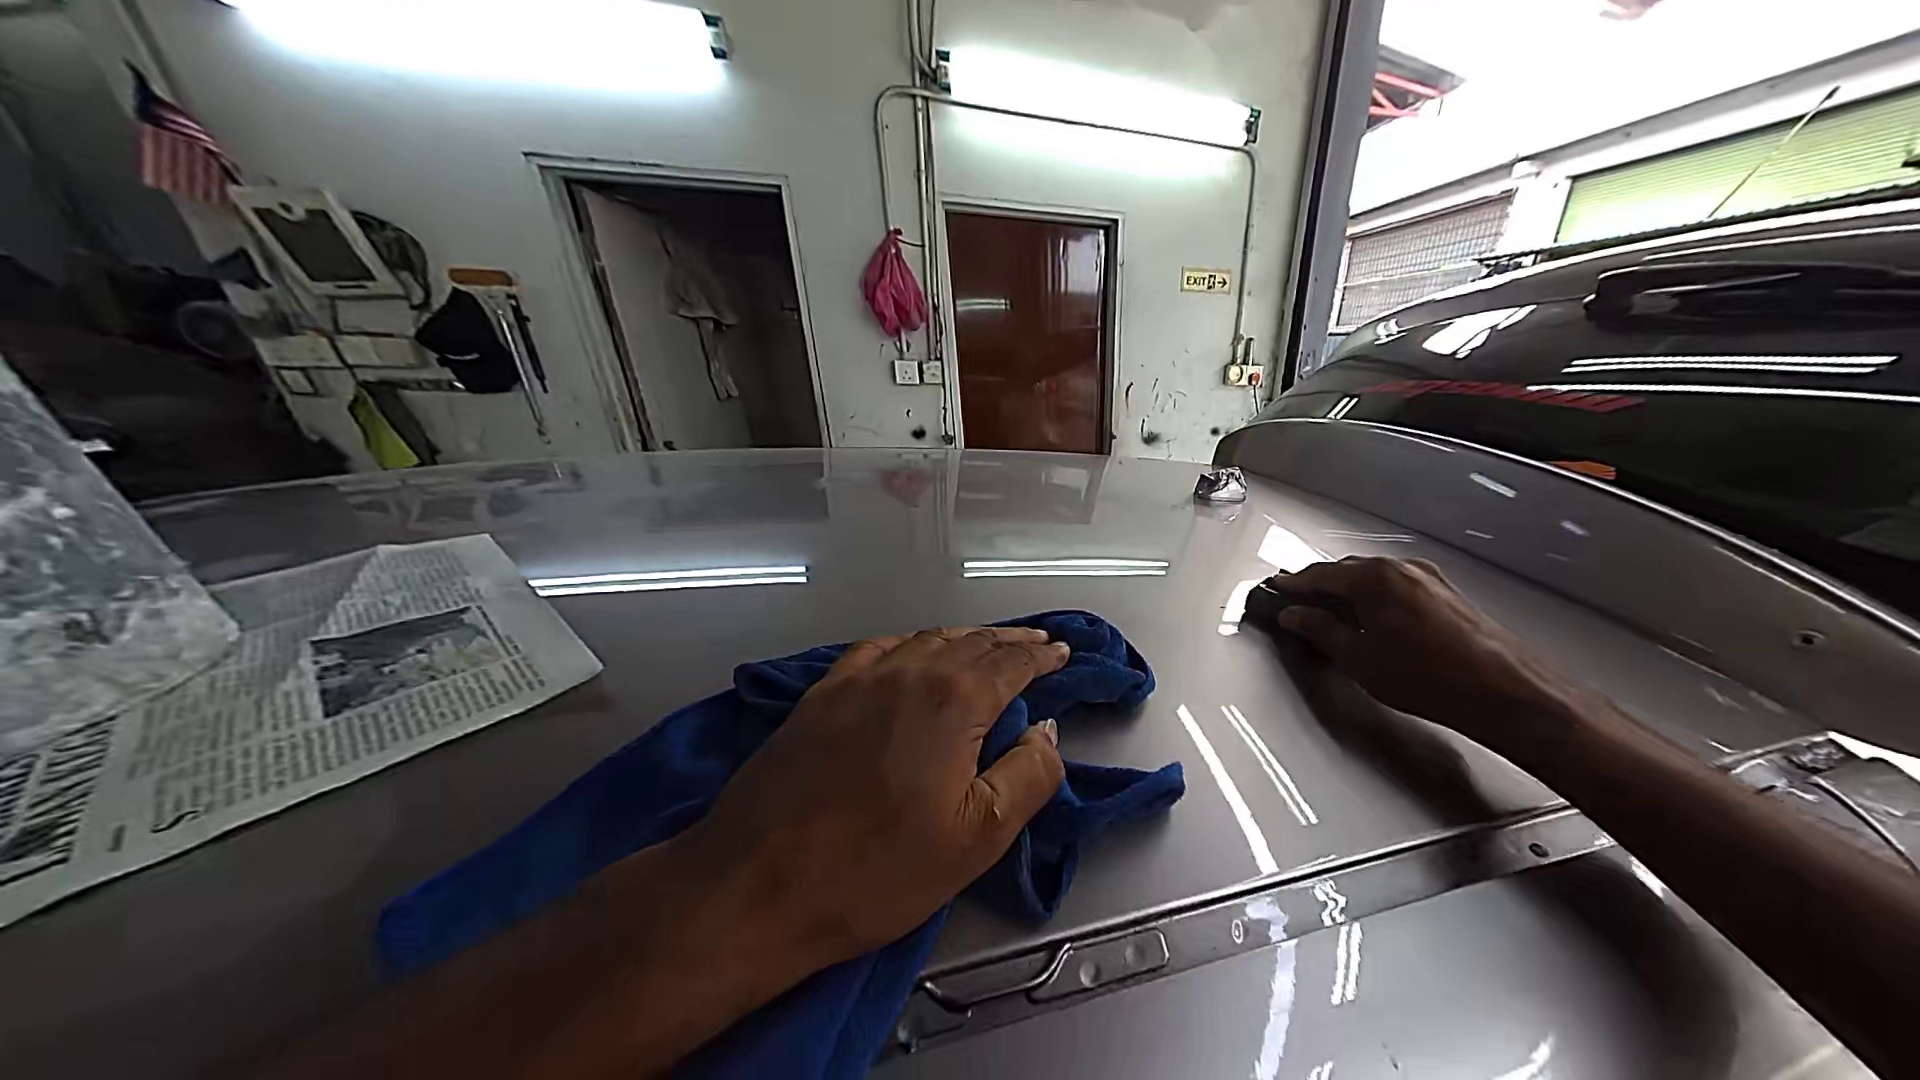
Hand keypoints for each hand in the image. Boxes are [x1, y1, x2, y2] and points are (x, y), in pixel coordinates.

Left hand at [677, 626, 1069, 970]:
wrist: (757, 883)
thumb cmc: (876, 869)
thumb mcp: (978, 837)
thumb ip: (1028, 775)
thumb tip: (1046, 728)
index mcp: (953, 701)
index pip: (1010, 665)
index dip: (1041, 658)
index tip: (1061, 653)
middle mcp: (908, 673)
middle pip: (971, 644)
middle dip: (1009, 642)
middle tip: (1036, 644)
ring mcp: (858, 679)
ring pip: (925, 640)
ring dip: (963, 638)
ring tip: (985, 644)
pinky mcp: (821, 695)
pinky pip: (876, 649)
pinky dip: (908, 643)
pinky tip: (910, 651)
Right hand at [1268, 557, 1575, 743]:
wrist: (1507, 694)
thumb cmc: (1439, 678)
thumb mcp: (1356, 658)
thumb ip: (1319, 630)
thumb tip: (1297, 616)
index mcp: (1375, 578)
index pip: (1318, 574)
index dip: (1293, 584)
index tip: (1279, 588)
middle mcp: (1403, 570)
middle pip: (1346, 571)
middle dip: (1319, 587)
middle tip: (1298, 605)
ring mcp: (1429, 580)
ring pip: (1373, 579)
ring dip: (1348, 594)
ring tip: (1332, 620)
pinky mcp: (1447, 595)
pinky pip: (1396, 588)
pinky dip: (1375, 600)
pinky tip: (1371, 624)